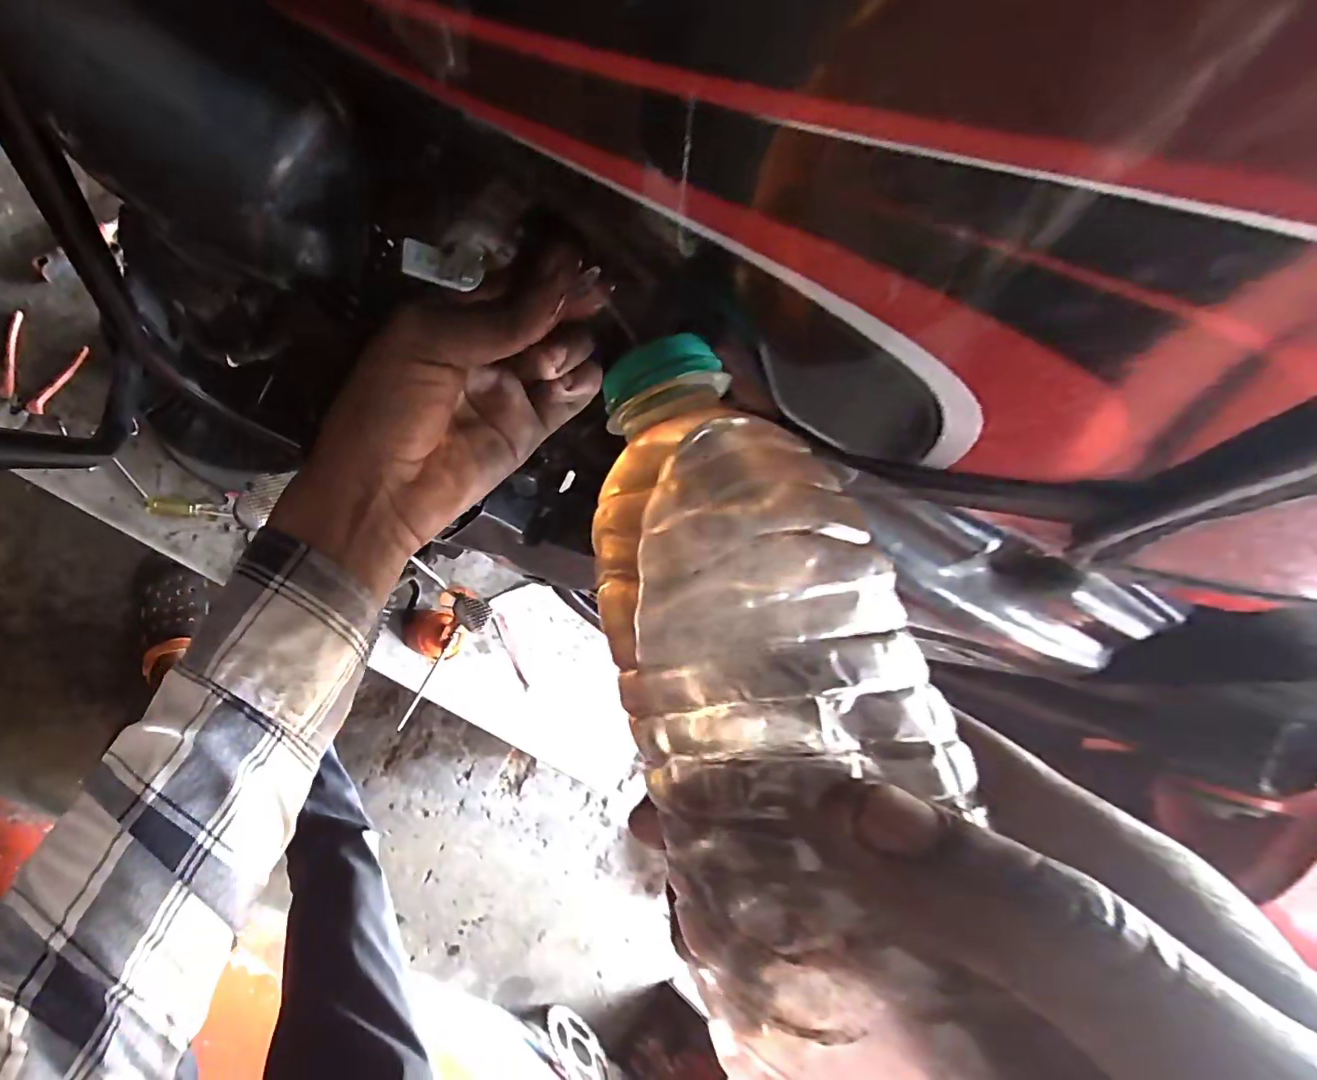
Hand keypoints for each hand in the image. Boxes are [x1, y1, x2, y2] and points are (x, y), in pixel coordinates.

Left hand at [266, 245, 605, 598]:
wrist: (382, 491)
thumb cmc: (387, 408)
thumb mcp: (426, 344)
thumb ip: (496, 318)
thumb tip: (562, 281)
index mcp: (451, 321)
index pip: (509, 285)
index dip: (541, 272)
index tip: (572, 258)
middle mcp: (486, 350)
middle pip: (543, 313)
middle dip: (566, 300)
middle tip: (588, 295)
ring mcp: (511, 388)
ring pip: (566, 347)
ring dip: (568, 343)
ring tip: (545, 362)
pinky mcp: (529, 427)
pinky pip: (572, 392)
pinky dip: (580, 380)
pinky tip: (560, 382)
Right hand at [631, 720, 1316, 1078]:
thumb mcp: (1202, 1035)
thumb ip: (1052, 921)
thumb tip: (857, 805)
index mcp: (1072, 849)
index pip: (917, 733)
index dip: (812, 707)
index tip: (708, 710)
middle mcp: (999, 894)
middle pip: (842, 813)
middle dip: (744, 801)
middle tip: (660, 810)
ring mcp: (963, 971)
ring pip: (821, 890)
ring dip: (738, 875)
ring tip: (667, 877)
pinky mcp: (927, 1035)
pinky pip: (827, 976)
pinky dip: (764, 958)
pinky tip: (716, 960)